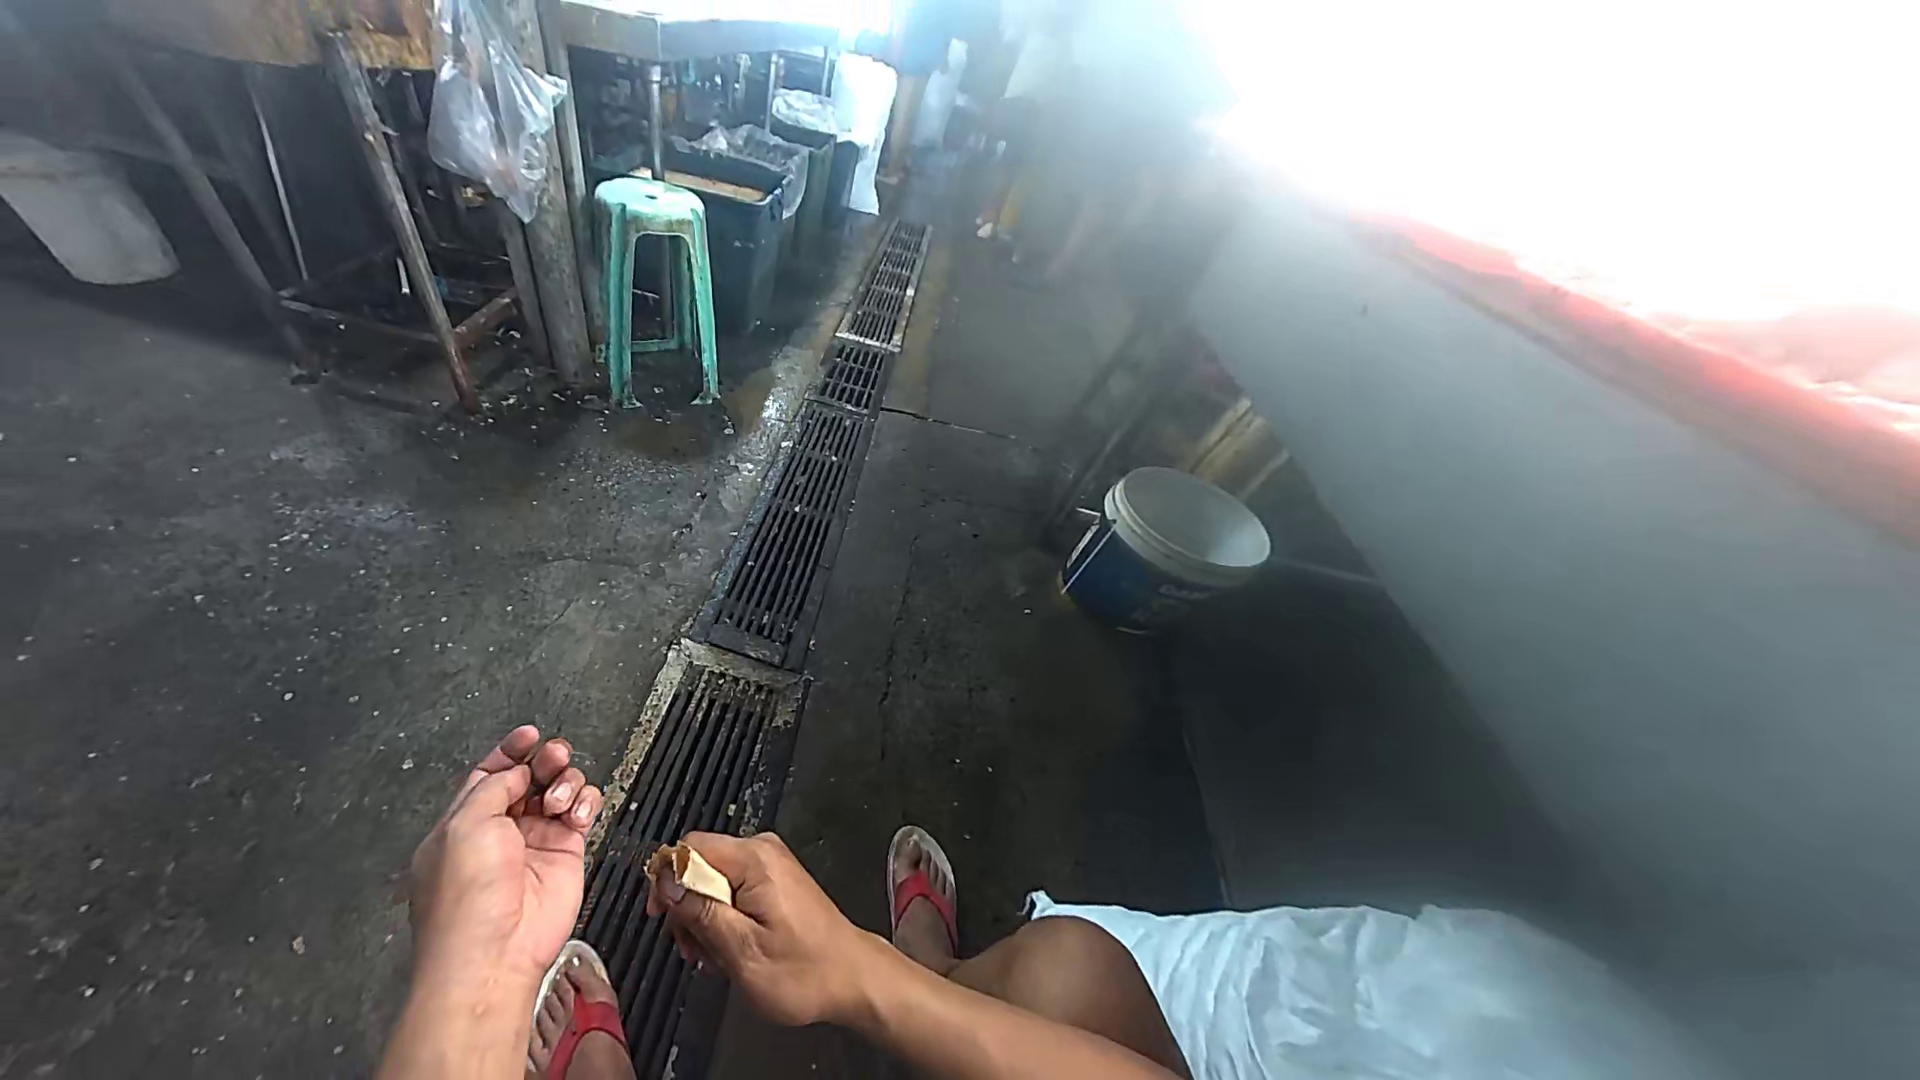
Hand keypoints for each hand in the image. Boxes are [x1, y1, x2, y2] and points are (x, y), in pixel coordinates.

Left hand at [408, 725, 604, 986]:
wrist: (497, 945)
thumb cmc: (466, 897)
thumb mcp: (464, 826)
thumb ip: (495, 785)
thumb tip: (519, 771)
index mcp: (465, 823)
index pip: (491, 774)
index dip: (510, 750)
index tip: (529, 734)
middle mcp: (501, 828)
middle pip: (532, 775)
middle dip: (546, 760)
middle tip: (553, 758)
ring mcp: (536, 838)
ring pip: (562, 787)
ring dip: (566, 783)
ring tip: (559, 801)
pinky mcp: (568, 848)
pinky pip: (584, 809)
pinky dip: (586, 803)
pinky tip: (576, 814)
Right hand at [647, 831, 889, 1026]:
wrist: (847, 973)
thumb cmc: (803, 968)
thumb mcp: (741, 949)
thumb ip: (701, 912)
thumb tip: (667, 883)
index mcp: (755, 859)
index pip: (690, 846)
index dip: (667, 878)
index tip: (662, 915)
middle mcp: (762, 850)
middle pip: (699, 863)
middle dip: (687, 907)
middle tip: (695, 948)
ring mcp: (769, 863)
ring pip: (712, 880)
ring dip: (704, 919)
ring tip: (716, 955)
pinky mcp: (772, 877)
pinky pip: (731, 888)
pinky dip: (722, 917)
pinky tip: (730, 946)